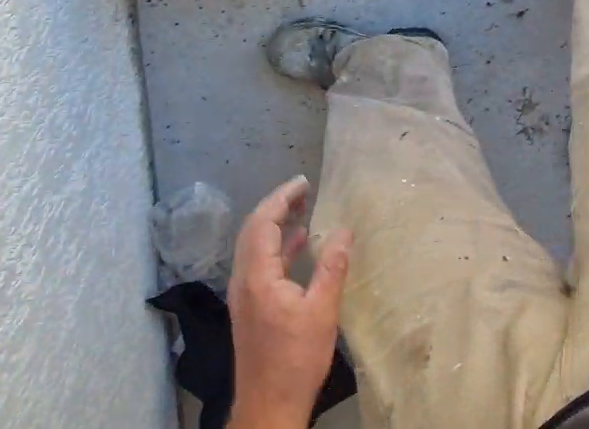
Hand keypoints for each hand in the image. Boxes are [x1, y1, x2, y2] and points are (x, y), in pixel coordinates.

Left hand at [229, 176, 352, 428]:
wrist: (268, 407)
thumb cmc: (295, 359)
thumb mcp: (322, 312)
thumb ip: (333, 267)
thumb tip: (345, 230)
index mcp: (256, 275)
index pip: (263, 221)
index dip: (282, 197)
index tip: (304, 182)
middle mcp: (243, 279)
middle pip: (254, 229)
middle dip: (277, 205)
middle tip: (304, 190)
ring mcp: (243, 294)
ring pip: (254, 245)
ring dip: (276, 224)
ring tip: (304, 209)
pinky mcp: (250, 307)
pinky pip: (260, 262)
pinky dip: (277, 246)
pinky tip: (299, 244)